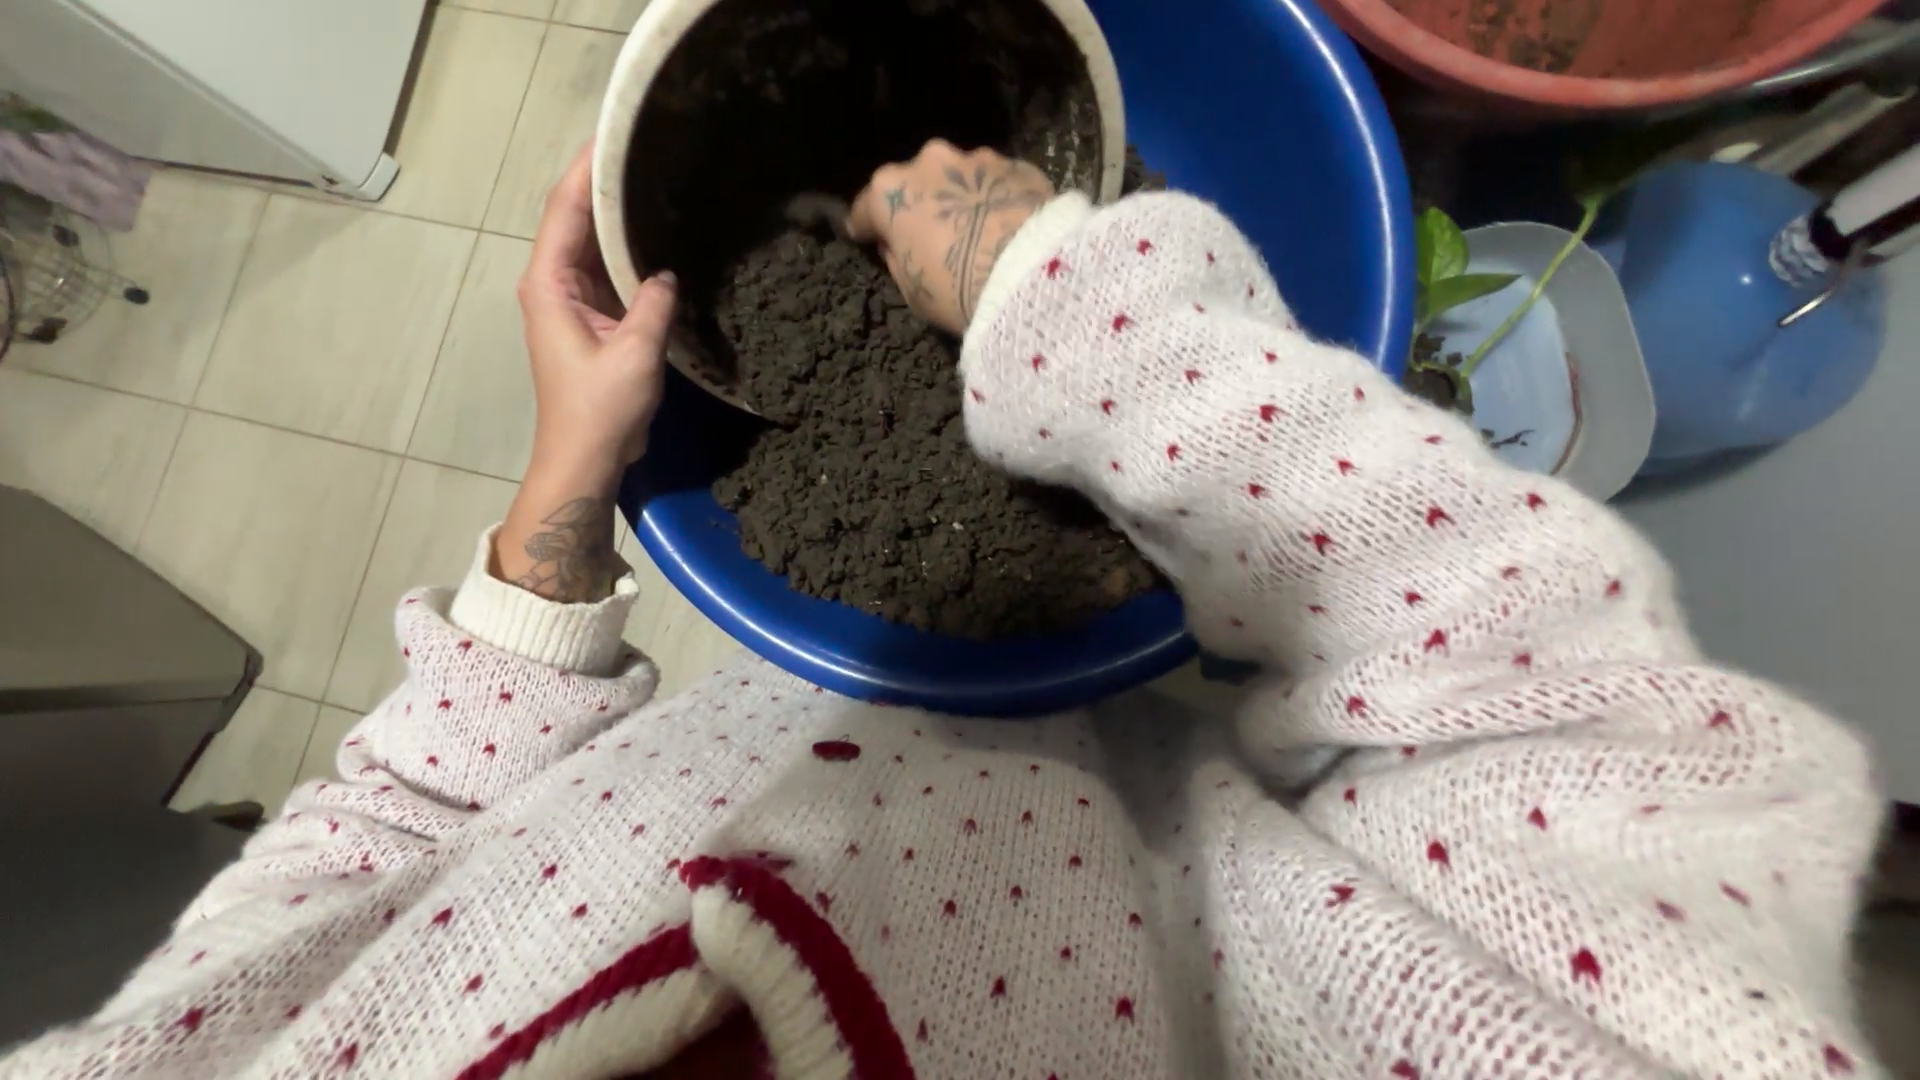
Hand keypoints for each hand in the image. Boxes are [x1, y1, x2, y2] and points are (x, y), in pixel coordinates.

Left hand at [519, 144, 676, 472]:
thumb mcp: (635, 354)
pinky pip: (610, 277)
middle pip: (577, 221)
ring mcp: (573, 303)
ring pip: (595, 249)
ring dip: (620, 223)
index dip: (587, 170)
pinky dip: (630, 259)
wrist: (587, 456)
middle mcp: (555, 284)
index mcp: (550, 284)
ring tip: (656, 189)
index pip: (565, 210)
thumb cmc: (601, 408)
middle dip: (606, 188)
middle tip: (646, 155)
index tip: (614, 135)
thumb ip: (653, 306)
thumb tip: (666, 274)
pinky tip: (658, 245)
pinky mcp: (592, 322)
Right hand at [848, 140, 1053, 334]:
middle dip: (918, 205)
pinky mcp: (1017, 165)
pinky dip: (994, 199)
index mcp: (890, 191)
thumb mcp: (913, 290)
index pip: (865, 208)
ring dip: (959, 198)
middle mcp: (929, 161)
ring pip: (957, 178)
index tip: (871, 239)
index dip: (867, 227)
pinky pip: (995, 184)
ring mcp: (976, 158)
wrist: (1029, 274)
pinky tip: (1005, 226)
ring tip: (974, 230)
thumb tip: (895, 245)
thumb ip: (898, 259)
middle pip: (914, 183)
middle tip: (930, 237)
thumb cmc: (957, 289)